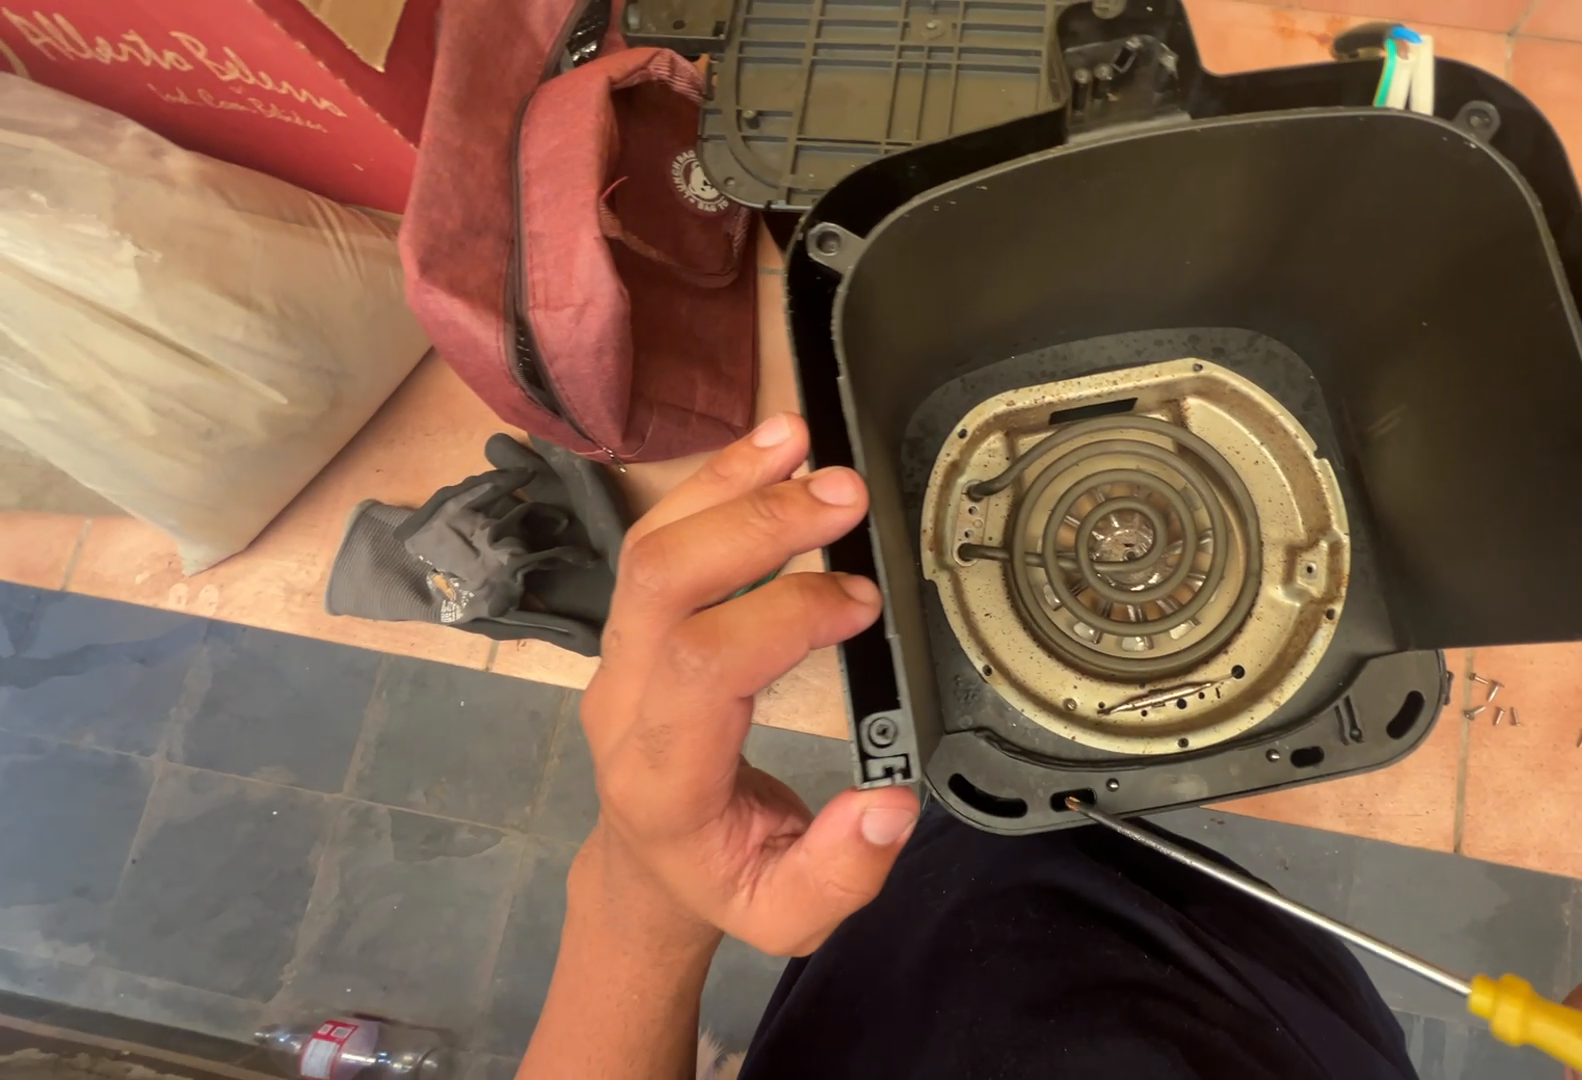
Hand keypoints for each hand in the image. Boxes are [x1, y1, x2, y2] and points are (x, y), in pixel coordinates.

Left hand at [575, 412, 920, 955]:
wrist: (646, 861)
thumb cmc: (719, 878)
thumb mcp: (787, 914)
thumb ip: (842, 872)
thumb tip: (891, 801)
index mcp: (663, 771)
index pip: (704, 665)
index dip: (785, 614)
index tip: (863, 602)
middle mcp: (625, 697)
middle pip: (664, 579)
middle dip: (759, 525)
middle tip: (847, 496)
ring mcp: (621, 651)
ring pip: (653, 542)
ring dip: (729, 483)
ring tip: (799, 441)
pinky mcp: (636, 622)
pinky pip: (660, 537)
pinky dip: (713, 484)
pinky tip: (767, 450)